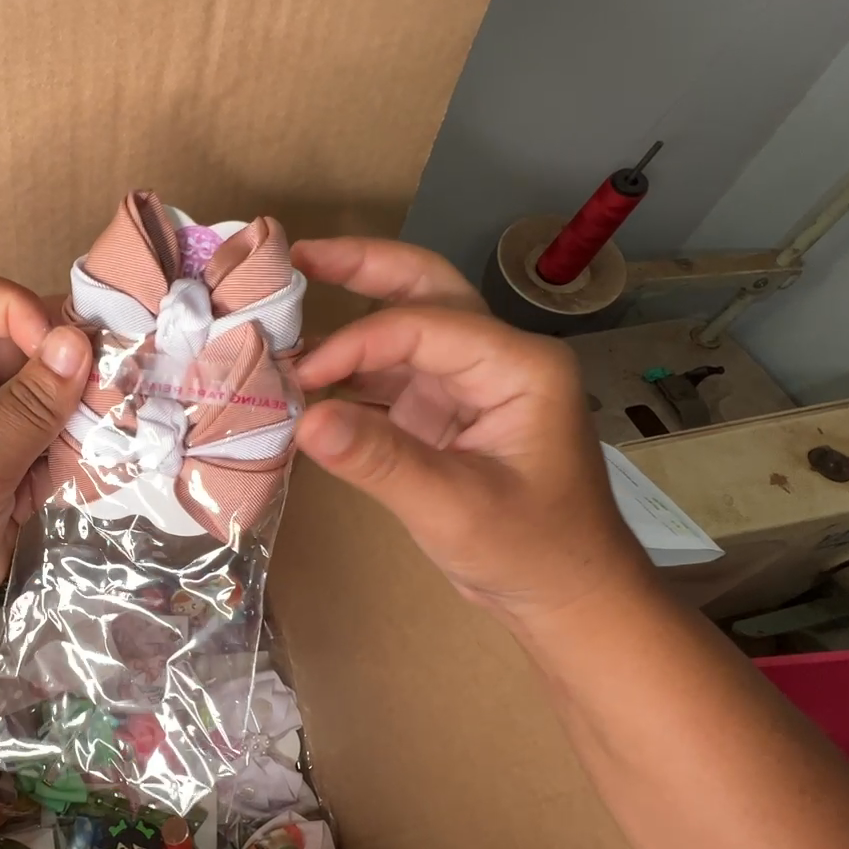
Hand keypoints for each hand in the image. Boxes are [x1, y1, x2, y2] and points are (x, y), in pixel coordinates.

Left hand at [0, 272, 90, 690]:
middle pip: (13, 347)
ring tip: (114, 424)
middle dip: (60, 361)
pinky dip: (70, 451)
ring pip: (37, 398)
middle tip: (113, 381)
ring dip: (74, 409)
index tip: (61, 345)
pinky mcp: (2, 477)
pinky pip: (44, 445)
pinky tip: (96, 462)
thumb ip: (27, 409)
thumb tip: (78, 342)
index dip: (14, 308)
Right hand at [289, 237, 650, 623]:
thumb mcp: (454, 508)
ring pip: (401, 331)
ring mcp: (465, 386)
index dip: (353, 343)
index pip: (422, 326)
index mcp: (516, 366)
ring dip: (345, 326)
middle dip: (360, 267)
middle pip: (423, 289)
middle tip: (295, 255)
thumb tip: (302, 420)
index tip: (298, 377)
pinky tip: (303, 385)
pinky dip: (345, 378)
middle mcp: (492, 360)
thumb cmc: (530, 548)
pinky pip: (387, 380)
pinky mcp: (441, 416)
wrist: (564, 592)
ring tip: (284, 319)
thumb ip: (379, 461)